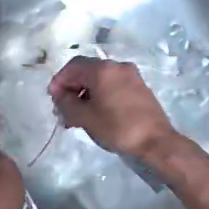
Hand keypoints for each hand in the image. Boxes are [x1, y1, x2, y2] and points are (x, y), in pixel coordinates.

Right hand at [49, 57, 178, 158]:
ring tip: (78, 116)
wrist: (155, 141)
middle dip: (72, 89)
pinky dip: (100, 95)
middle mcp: (118, 66)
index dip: (59, 81)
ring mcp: (131, 76)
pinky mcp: (139, 88)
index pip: (73, 66)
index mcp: (103, 69)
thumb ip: (66, 103)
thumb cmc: (117, 127)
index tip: (53, 99)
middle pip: (87, 71)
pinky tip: (96, 114)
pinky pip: (113, 86)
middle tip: (63, 110)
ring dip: (85, 94)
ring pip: (100, 79)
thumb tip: (60, 95)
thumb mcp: (85, 117)